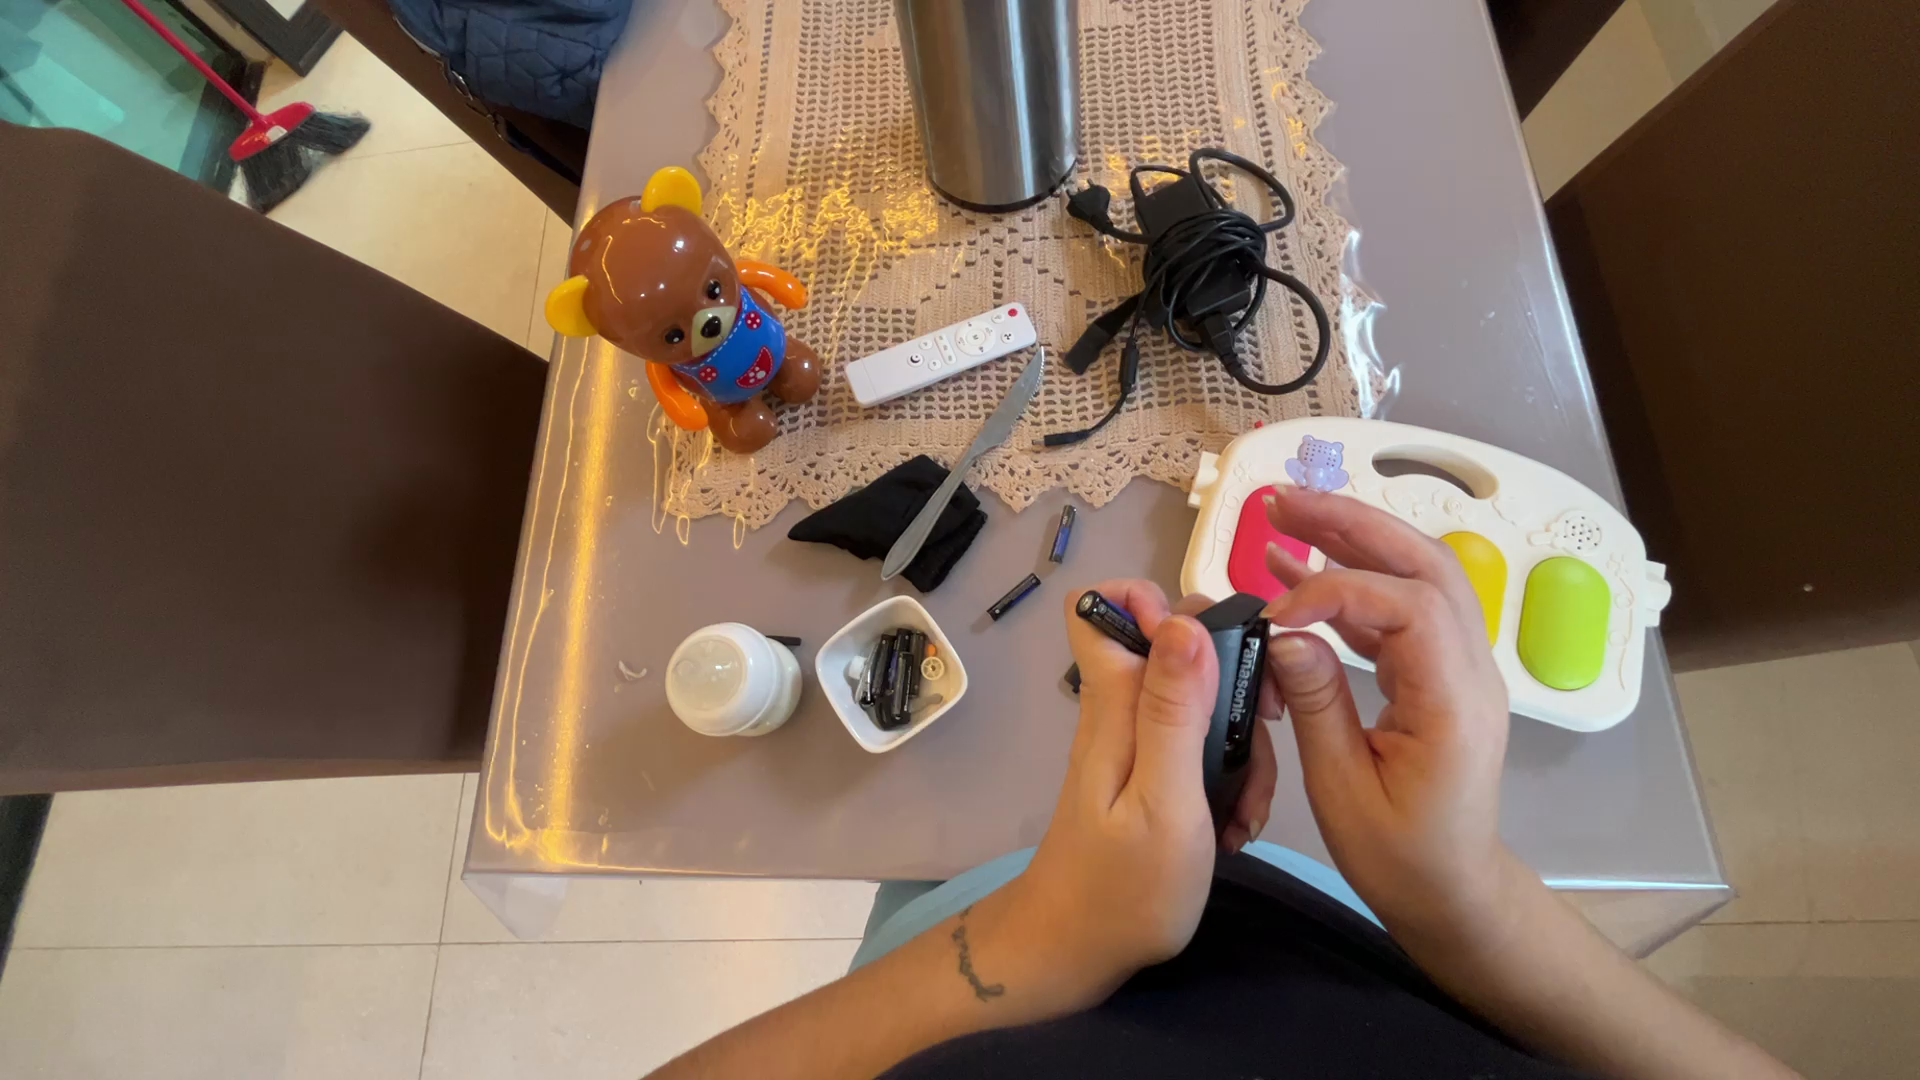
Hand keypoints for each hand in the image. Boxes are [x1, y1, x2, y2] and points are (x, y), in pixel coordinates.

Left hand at [999, 580, 1231, 1009]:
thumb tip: (1183, 620)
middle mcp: (1119, 705)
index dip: (1146, 600)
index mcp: (1112, 700)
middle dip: (1227, 674)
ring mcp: (1134, 736)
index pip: (1095, 606)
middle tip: (1261, 729)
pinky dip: (1225, 770)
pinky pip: (1195, 740)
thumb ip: (1174, 709)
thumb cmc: (1124, 884)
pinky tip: (1234, 820)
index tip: (1201, 641)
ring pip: (1196, 696)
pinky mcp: (1150, 767)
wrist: (1080, 947)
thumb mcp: (1164, 798)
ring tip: (1247, 805)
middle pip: (1170, 644)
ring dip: (1237, 738)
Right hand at [1261, 486, 1516, 943]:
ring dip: (1348, 535)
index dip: (1336, 590)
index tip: (1274, 614)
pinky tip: (1292, 564)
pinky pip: (1394, 604)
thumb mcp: (1343, 788)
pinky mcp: (1432, 668)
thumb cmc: (1399, 854)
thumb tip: (1284, 632)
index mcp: (1453, 703)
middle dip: (1351, 524)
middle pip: (1424, 565)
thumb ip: (1317, 702)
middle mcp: (1468, 669)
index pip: (1408, 606)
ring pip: (1414, 573)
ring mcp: (1455, 664)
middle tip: (1282, 501)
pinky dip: (1344, 577)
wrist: (1453, 889)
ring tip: (1283, 513)